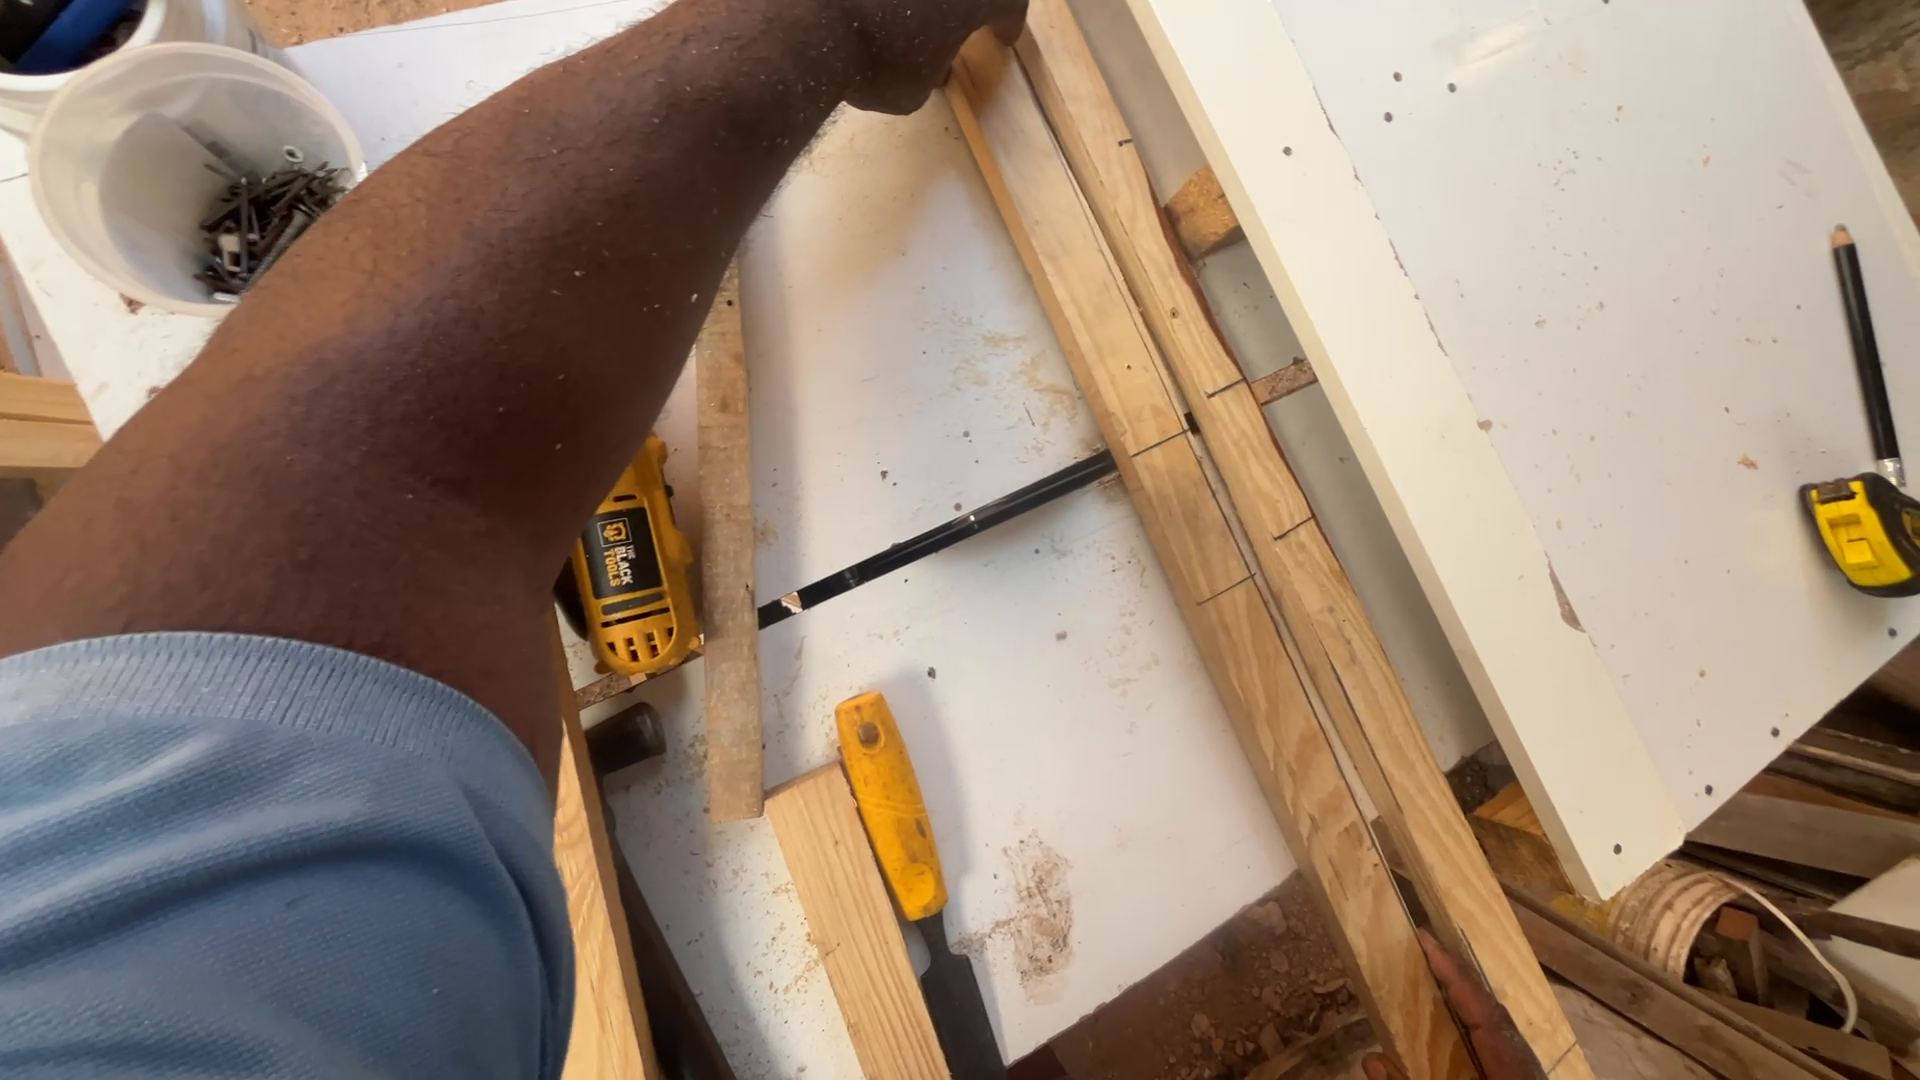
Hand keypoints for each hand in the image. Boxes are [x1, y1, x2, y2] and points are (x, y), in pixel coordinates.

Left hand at [836, 0, 1028, 113]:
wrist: (810, 19)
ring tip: (903, 11)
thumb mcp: (913, 90)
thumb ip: (932, 69)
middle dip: (963, 3)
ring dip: (919, 3)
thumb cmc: (875, 64)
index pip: (1009, 2)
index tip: (1003, 35)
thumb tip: (932, 64)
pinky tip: (870, 4)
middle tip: (955, 16)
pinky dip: (880, 0)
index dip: (1007, 20)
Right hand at [1363, 931, 1547, 1079]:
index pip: (1482, 1013)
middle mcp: (1524, 1073)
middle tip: (1425, 948)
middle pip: (1497, 1017)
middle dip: (1462, 981)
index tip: (1425, 939)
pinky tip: (1459, 1028)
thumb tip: (1371, 1059)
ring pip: (1504, 1034)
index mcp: (1510, 1073)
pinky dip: (1478, 1028)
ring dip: (1470, 1003)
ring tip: (1437, 975)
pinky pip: (1503, 1050)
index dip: (1454, 975)